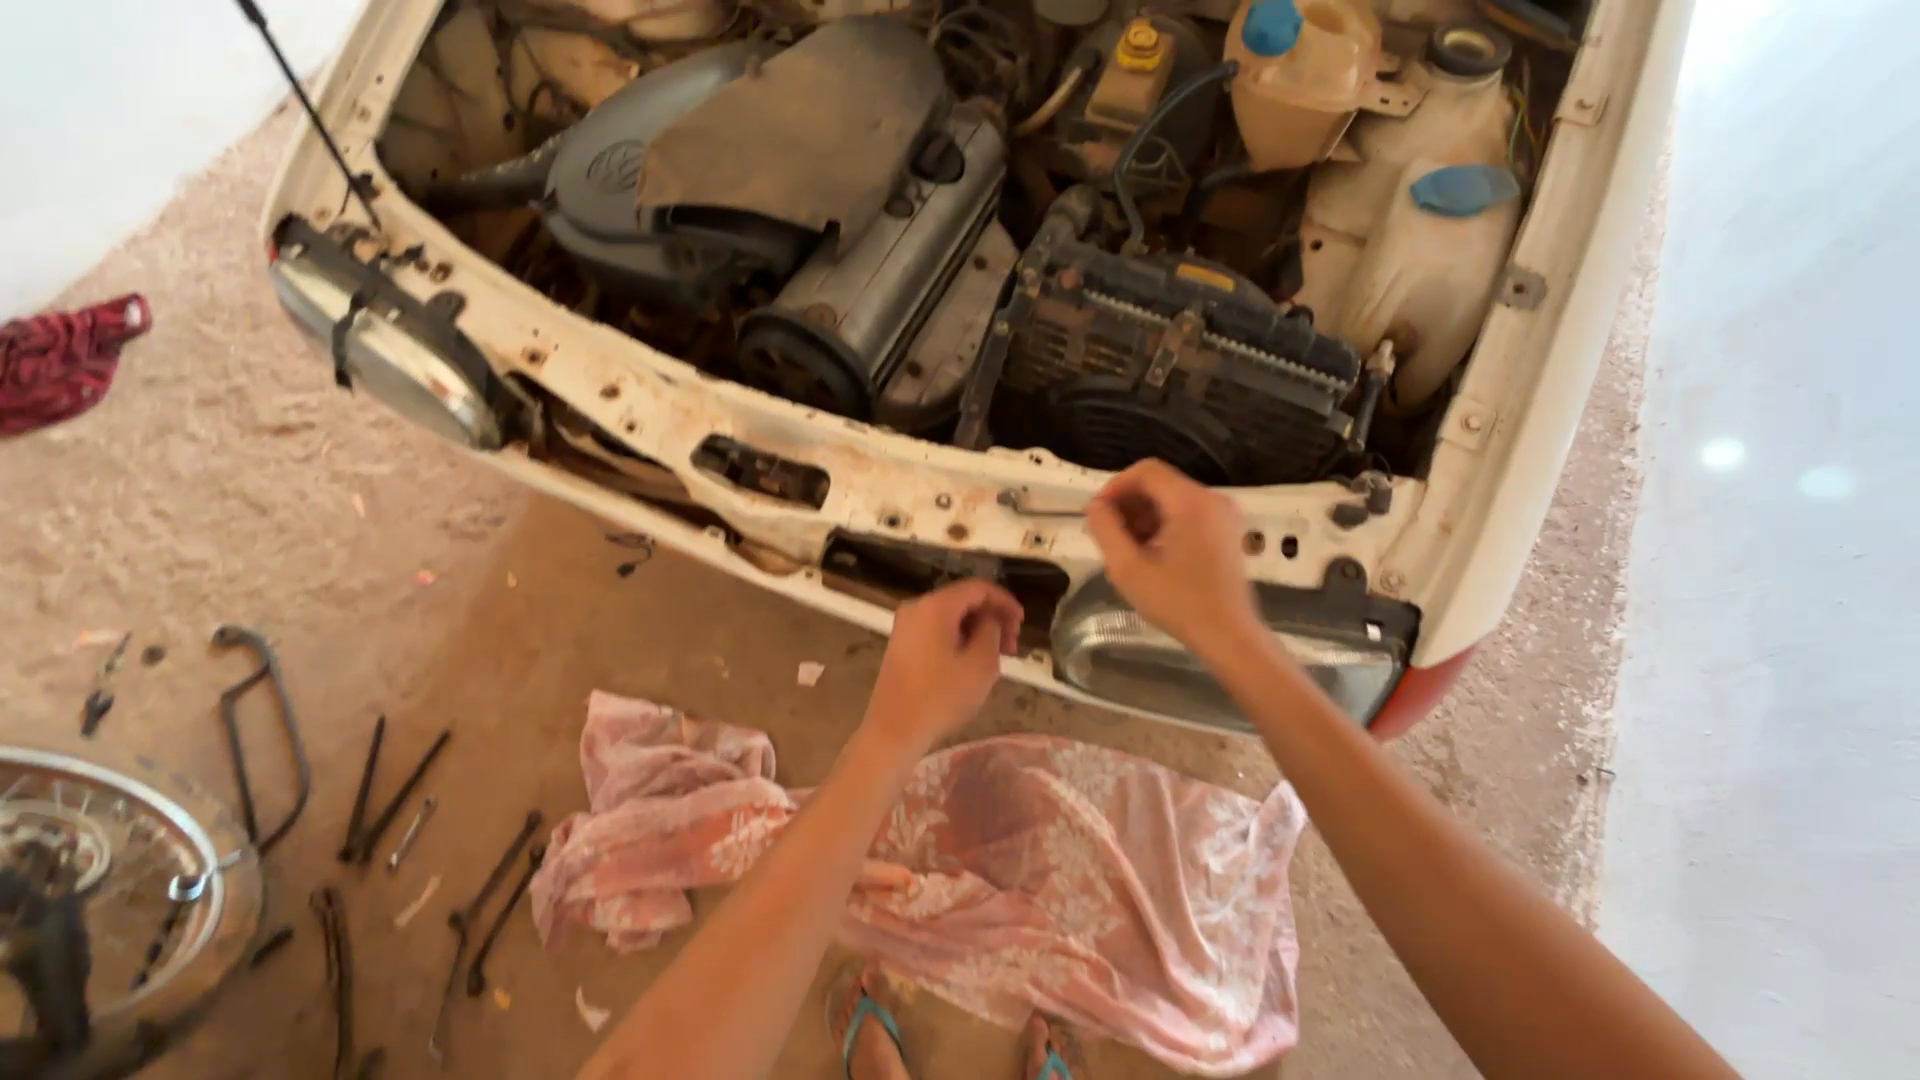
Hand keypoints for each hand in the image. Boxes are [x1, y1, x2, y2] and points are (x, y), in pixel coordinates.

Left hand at [862, 579, 1023, 755]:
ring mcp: (906, 627)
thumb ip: (992, 631)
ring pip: (950, 618)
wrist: (894, 730)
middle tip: (1013, 645)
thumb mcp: (980, 663)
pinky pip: (937, 632)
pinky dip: (959, 639)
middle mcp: (917, 608)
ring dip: (977, 631)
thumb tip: (990, 619)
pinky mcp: (902, 646)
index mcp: (935, 606)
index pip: (978, 588)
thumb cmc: (941, 696)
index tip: (1023, 622)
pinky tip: (974, 662)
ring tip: (999, 657)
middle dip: (992, 618)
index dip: (1005, 601)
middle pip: (963, 601)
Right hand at [1085, 459, 1263, 657]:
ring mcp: (1223, 514)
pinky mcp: (1226, 531)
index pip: (1145, 471)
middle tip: (1108, 535)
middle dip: (1129, 504)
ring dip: (1144, 516)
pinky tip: (1150, 554)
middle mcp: (1212, 499)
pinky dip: (1164, 525)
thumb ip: (1105, 529)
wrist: (1228, 635)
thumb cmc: (1177, 602)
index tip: (1097, 514)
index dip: (1115, 487)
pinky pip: (1188, 514)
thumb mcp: (1127, 568)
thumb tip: (1096, 507)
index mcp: (1190, 502)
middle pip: (1159, 484)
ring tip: (1127, 548)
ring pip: (1172, 499)